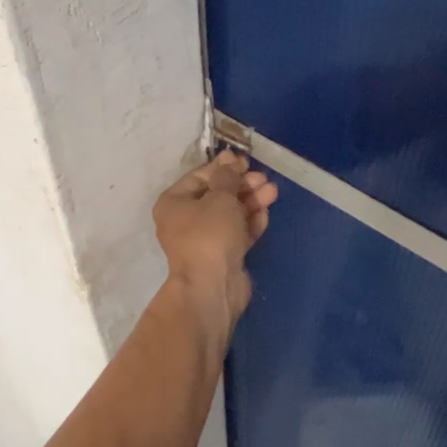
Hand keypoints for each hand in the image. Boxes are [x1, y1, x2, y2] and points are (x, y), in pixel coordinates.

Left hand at [152, 150, 278, 324]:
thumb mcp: (220, 197)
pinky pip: (236, 234)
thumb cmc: (210, 234)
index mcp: (174, 203)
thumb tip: (228, 161)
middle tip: (264, 179)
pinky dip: (250, 223)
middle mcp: (185, 220)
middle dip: (242, 185)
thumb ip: (227, 177)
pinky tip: (265, 215)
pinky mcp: (222, 257)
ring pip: (229, 214)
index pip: (200, 176)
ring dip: (250, 202)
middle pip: (217, 195)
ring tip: (272, 193)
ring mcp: (204, 240)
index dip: (223, 166)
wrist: (213, 286)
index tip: (245, 161)